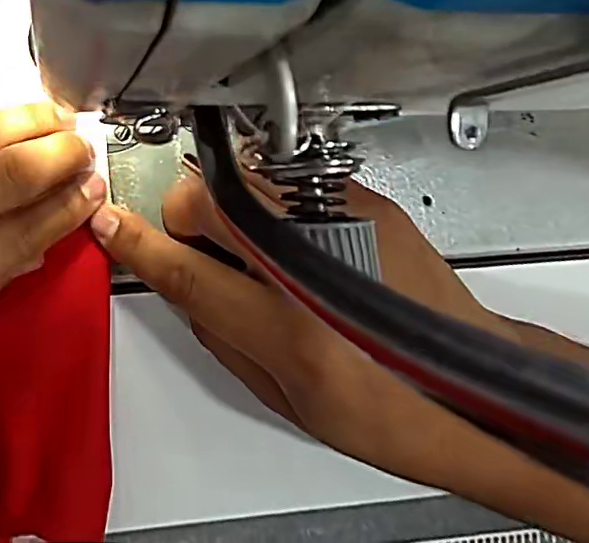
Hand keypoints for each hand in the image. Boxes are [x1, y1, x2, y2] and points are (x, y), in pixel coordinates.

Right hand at [91, 160, 517, 480]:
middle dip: (183, 214)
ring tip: (256, 243)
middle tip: (201, 242)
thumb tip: (181, 284)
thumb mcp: (288, 400)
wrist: (479, 381)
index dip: (138, 243)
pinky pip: (282, 179)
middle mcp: (314, 266)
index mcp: (290, 332)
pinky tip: (297, 235)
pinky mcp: (362, 197)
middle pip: (203, 201)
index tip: (109, 222)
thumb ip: (219, 337)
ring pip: (238, 178)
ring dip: (226, 206)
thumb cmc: (393, 408)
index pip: (187, 273)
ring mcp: (341, 219)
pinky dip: (270, 201)